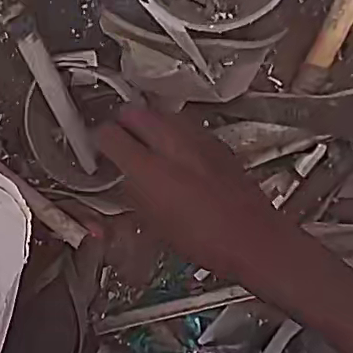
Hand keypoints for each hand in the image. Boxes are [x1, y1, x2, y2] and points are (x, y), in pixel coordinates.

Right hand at [95, 105, 314, 292]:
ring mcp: (197, 139)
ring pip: (160, 114)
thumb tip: (125, 175)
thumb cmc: (204, 240)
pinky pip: (185, 125)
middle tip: (118, 140)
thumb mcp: (152, 222)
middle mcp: (171, 145)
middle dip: (122, 123)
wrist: (253, 239)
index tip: (99, 147)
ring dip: (148, 125)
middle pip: (134, 112)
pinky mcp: (216, 142)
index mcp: (148, 169)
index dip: (98, 139)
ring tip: (147, 146)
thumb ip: (133, 190)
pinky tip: (176, 154)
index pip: (109, 134)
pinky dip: (173, 133)